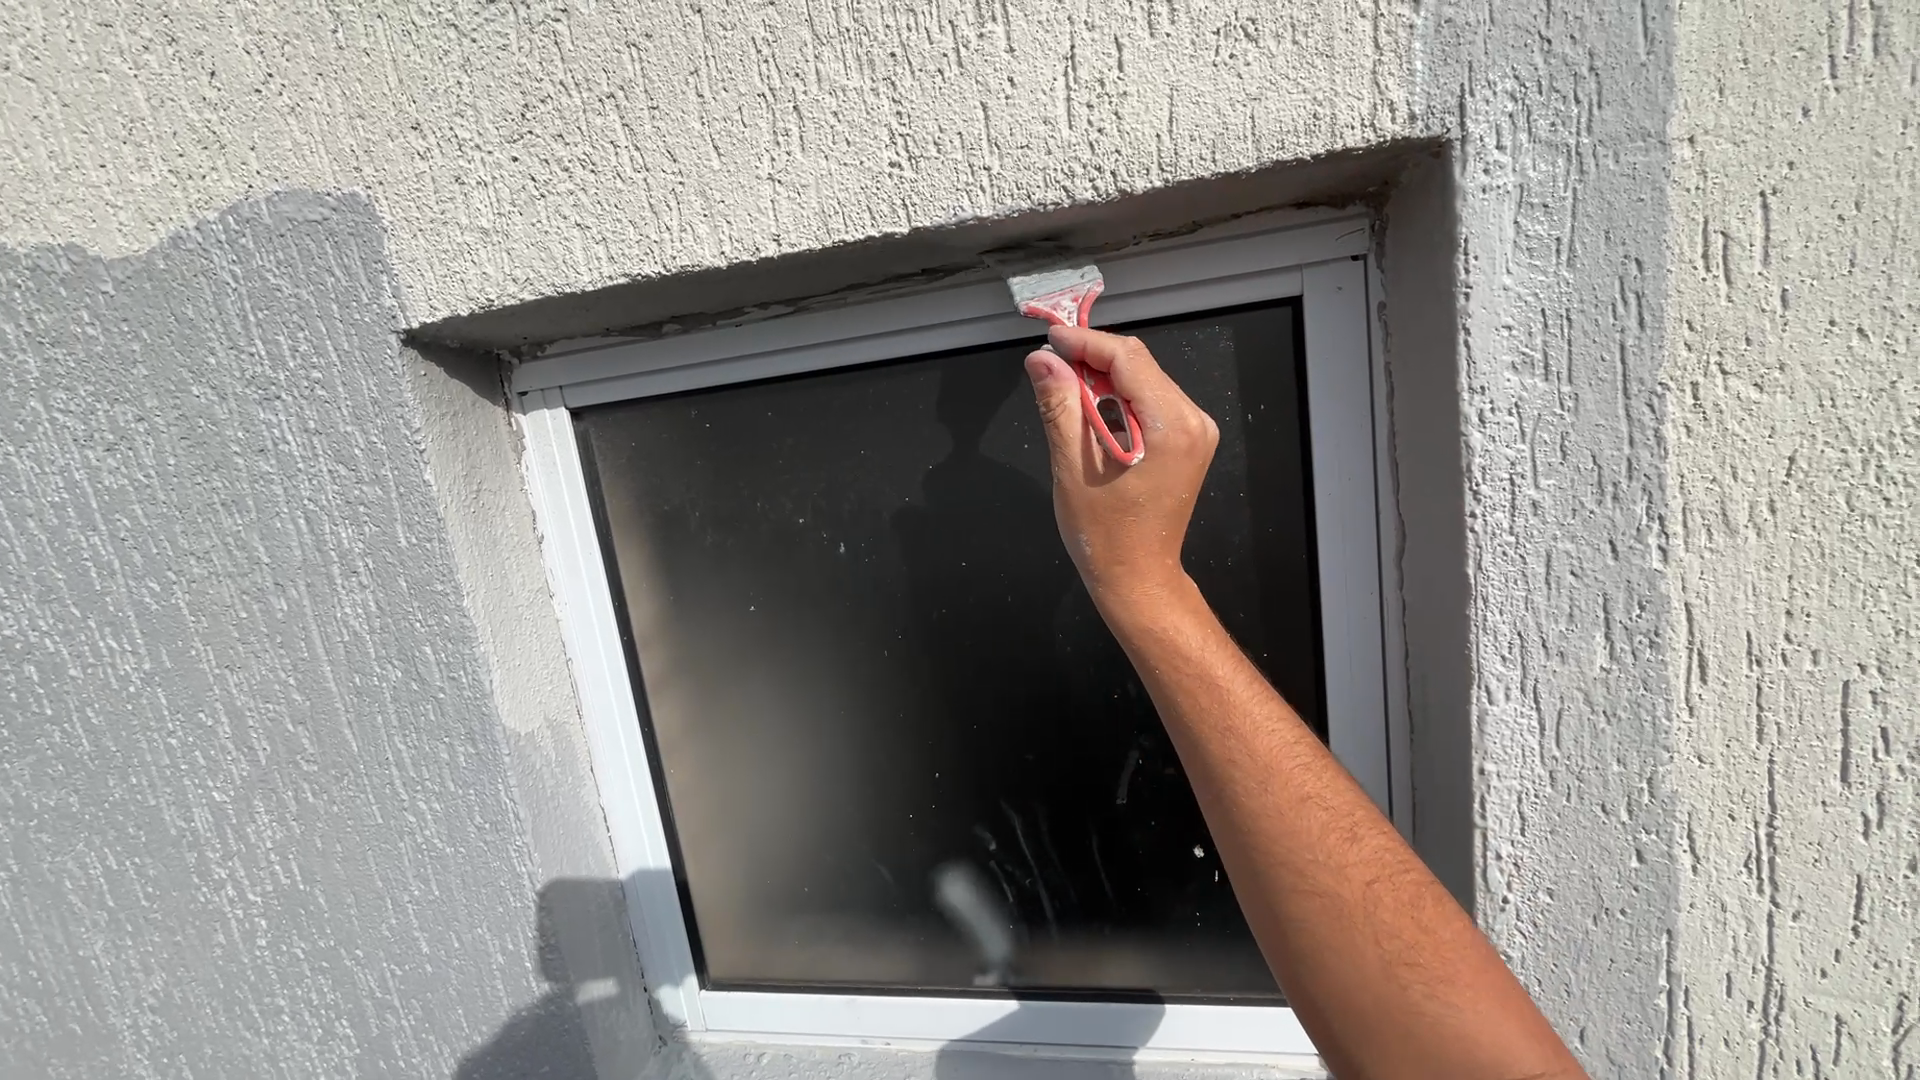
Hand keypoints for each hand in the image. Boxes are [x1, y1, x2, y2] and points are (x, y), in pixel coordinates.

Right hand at [1024, 325, 1219, 614]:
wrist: (1138, 576)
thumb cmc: (1105, 535)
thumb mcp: (1073, 469)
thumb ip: (1059, 407)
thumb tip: (1042, 360)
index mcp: (1171, 427)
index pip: (1128, 359)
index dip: (1086, 343)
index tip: (1050, 337)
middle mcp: (1194, 422)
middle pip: (1139, 365)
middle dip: (1093, 359)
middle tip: (1050, 364)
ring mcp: (1197, 432)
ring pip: (1144, 381)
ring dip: (1103, 379)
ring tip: (1064, 390)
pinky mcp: (1189, 442)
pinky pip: (1151, 402)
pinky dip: (1118, 399)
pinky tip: (1091, 412)